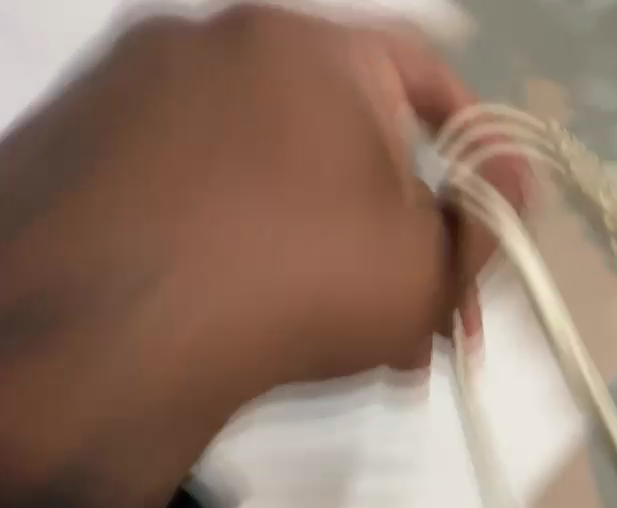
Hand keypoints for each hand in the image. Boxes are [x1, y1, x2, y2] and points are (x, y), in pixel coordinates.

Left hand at [0, 5, 525, 507]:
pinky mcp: (89, 143)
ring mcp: (138, 90)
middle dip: (418, 227)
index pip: (430, 71)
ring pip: (297, 173)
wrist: (104, 335)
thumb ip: (489, 219)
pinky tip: (303, 315)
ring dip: (356, 249)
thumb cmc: (310, 279)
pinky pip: (225, 187)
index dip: (488, 144)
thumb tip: (509, 184)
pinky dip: (279, 241)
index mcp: (310, 52)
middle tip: (447, 301)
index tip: (508, 210)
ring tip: (383, 335)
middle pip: (362, 137)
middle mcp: (216, 44)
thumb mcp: (439, 262)